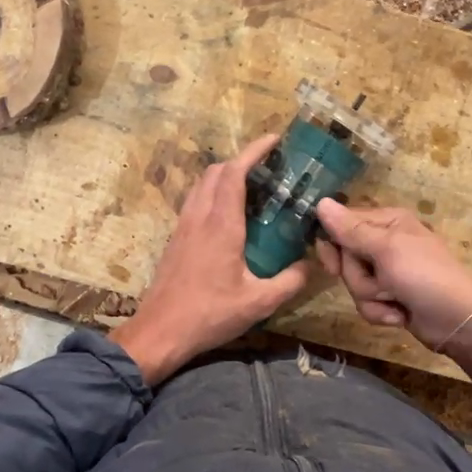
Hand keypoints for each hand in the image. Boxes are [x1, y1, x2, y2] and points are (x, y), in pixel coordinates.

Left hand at [111, 135, 313, 384]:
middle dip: (242, 160)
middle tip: (269, 166)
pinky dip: (213, 193)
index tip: (274, 140)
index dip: (254, 151)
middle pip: (216, 171)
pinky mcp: (175, 239)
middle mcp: (199, 218)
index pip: (235, 173)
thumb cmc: (209, 315)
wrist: (160, 331)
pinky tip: (229, 214)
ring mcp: (183, 227)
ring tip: (251, 185)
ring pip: (201, 184)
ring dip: (225, 175)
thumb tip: (311, 265)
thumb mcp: (259, 303)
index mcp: (221, 225)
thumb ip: (290, 281)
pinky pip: (195, 201)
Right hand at [315, 200, 471, 396]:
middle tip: (380, 284)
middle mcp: (386, 242)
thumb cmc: (425, 277)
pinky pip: (367, 303)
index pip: (342, 224)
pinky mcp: (391, 296)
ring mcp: (388, 271)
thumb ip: (351, 230)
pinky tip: (400, 315)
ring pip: (354, 284)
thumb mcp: (386, 250)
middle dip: (359, 278)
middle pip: (345, 258)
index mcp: (388, 221)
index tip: (332, 265)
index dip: (333, 246)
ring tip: (395, 301)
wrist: (458, 322)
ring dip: (371, 299)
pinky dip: (380, 312)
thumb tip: (320, 202)